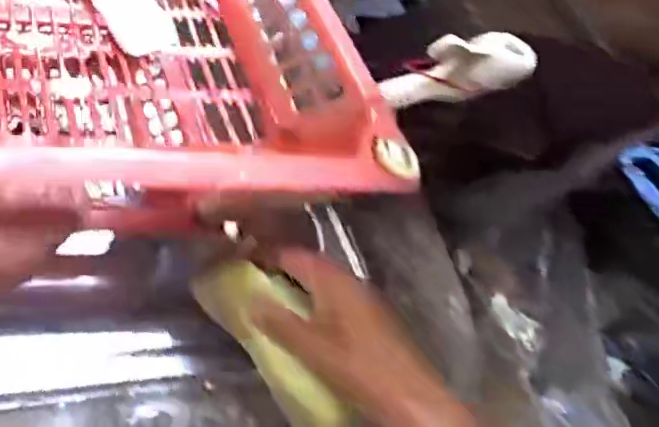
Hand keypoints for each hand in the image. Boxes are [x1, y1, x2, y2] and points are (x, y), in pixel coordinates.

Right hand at [250, 249, 477, 426]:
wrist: (421, 408)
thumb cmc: (361, 370)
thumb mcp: (310, 348)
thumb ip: (276, 321)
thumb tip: (246, 299)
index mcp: (330, 277)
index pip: (287, 251)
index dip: (261, 253)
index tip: (238, 259)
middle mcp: (349, 278)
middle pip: (306, 262)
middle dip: (278, 267)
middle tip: (253, 278)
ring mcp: (366, 298)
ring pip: (322, 280)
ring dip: (298, 285)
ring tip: (275, 299)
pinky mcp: (376, 319)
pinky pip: (336, 297)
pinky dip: (316, 301)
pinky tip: (309, 321)